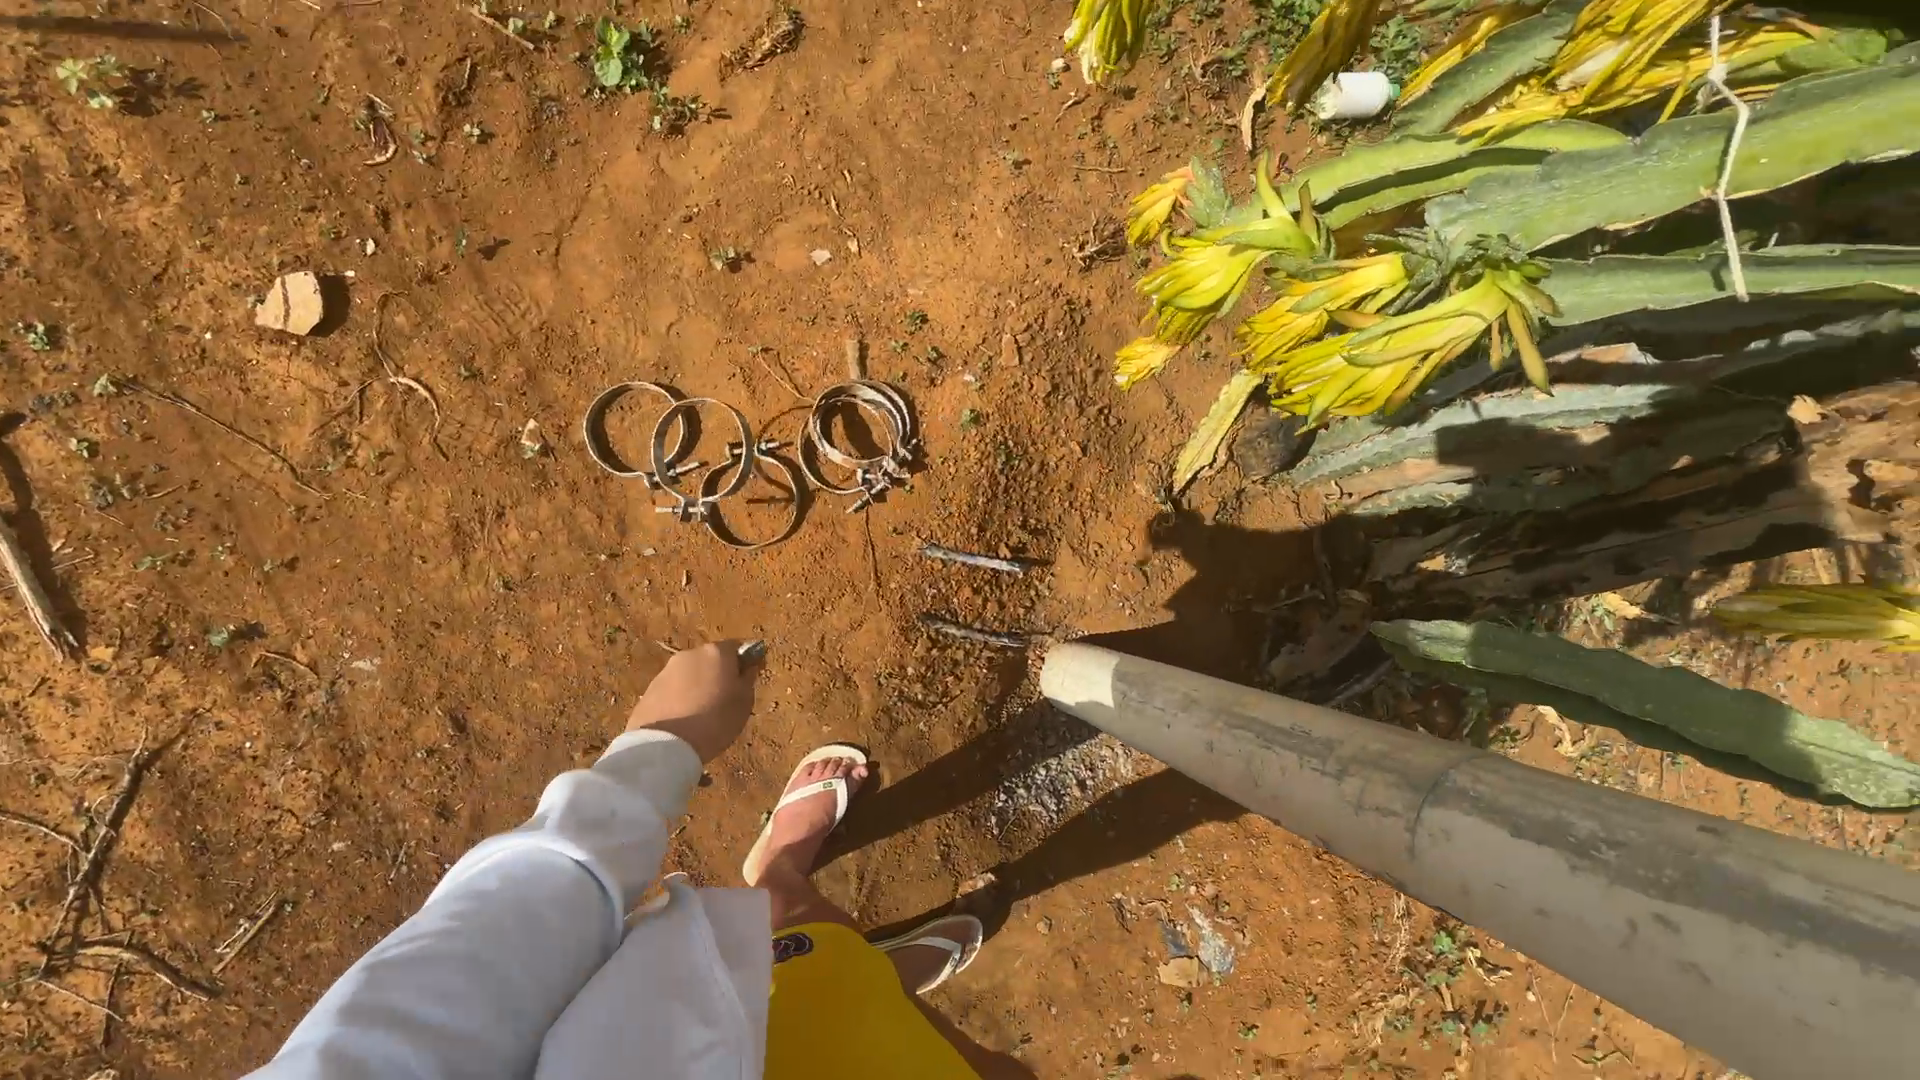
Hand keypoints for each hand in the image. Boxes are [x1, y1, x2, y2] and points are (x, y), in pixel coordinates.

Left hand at [625, 641, 760, 762]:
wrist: (665, 745)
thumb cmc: (716, 720)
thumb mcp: (745, 701)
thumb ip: (747, 679)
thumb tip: (746, 668)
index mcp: (716, 652)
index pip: (737, 647)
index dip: (746, 661)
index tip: (750, 678)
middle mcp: (689, 655)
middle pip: (710, 660)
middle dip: (718, 675)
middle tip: (726, 700)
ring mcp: (665, 672)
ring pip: (689, 676)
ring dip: (698, 688)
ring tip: (702, 716)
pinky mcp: (648, 691)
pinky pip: (672, 692)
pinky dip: (680, 701)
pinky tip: (684, 723)